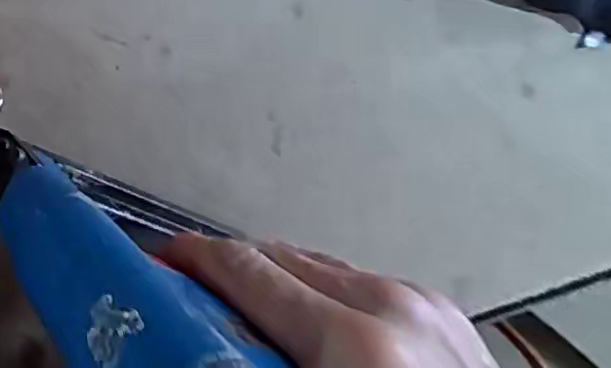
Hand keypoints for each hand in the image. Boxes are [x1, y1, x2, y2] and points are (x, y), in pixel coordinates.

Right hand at [162, 236, 496, 367]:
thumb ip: (251, 365)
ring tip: (252, 318)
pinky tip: (313, 330)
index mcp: (361, 348)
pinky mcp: (447, 314)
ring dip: (276, 282)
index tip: (163, 260)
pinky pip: (358, 282)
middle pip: (277, 254)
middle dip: (230, 271)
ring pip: (316, 264)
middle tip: (195, 296)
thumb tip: (197, 347)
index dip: (194, 257)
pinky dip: (323, 296)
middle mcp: (394, 309)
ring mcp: (427, 307)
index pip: (248, 267)